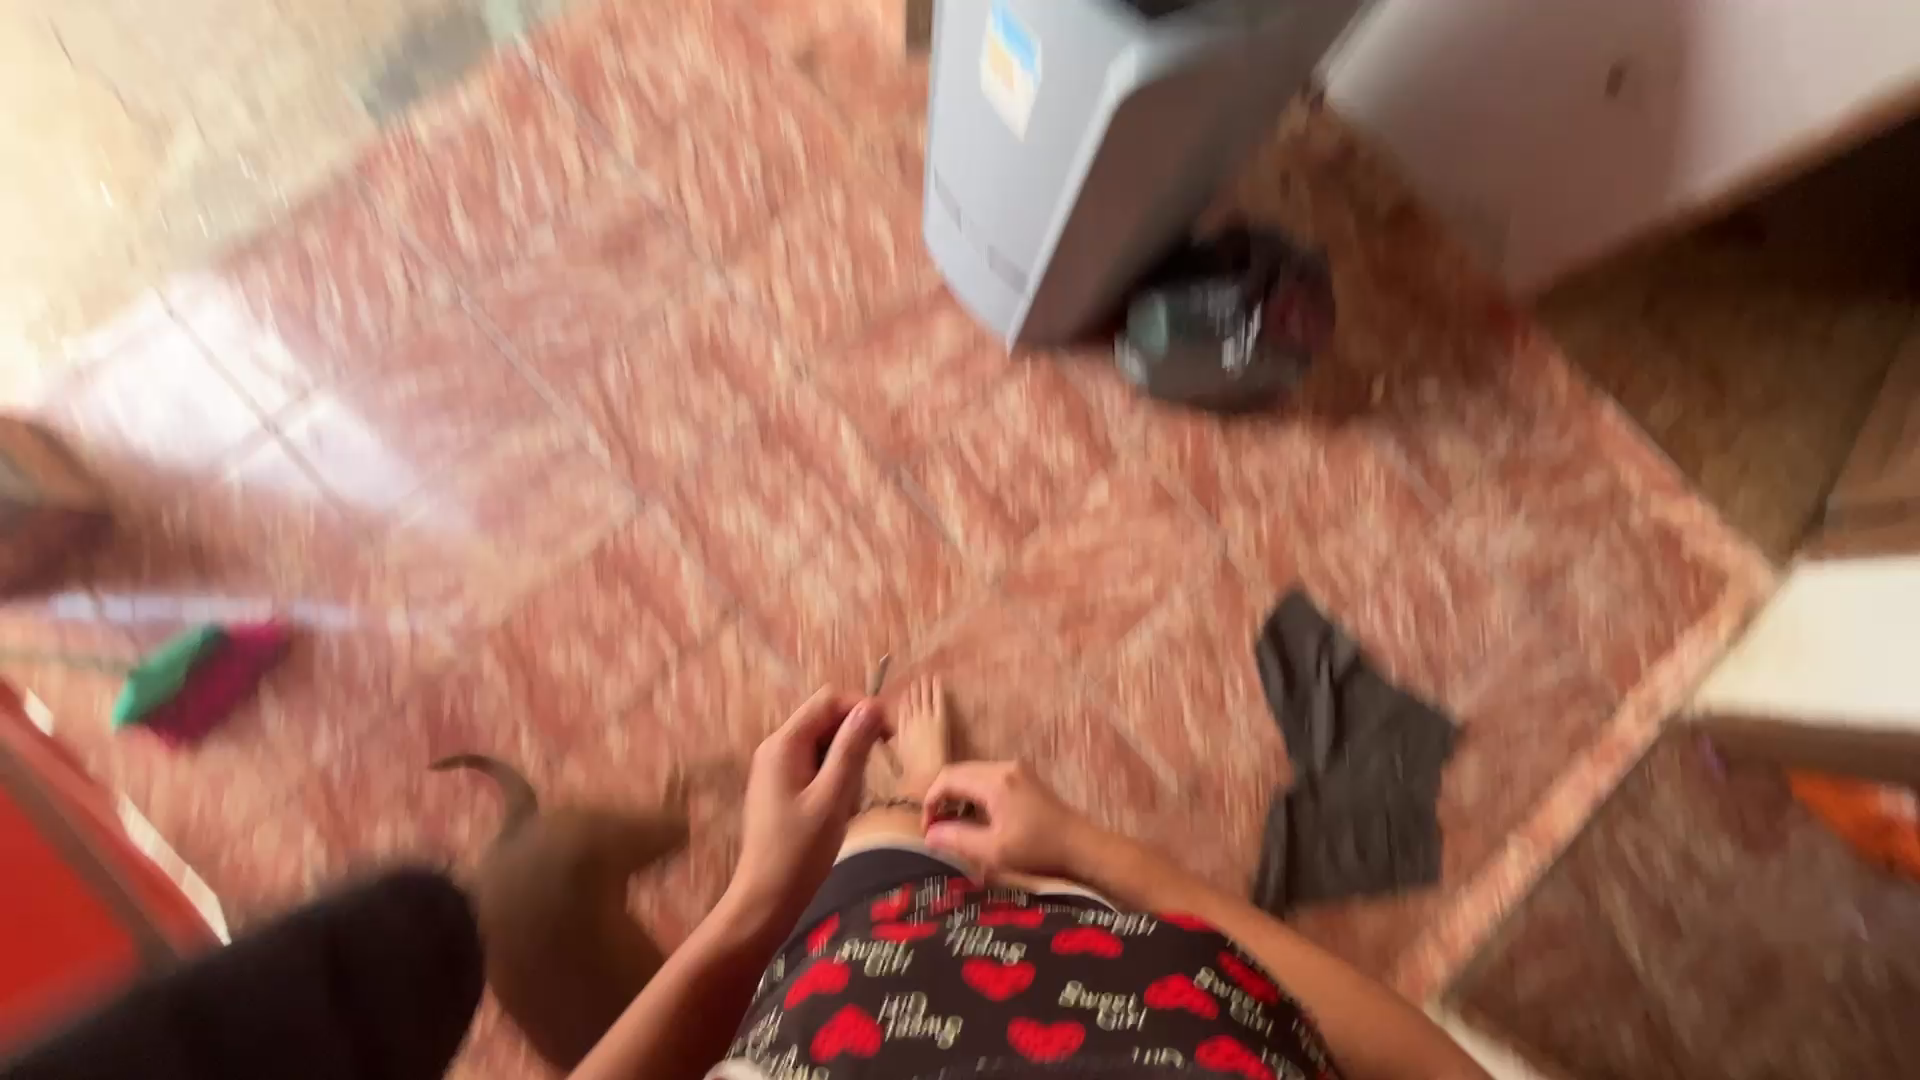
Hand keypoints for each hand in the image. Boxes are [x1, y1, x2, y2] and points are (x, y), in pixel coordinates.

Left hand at [724, 687, 889, 934]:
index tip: (891, 736)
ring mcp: (777, 767)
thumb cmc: (800, 851)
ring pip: (825, 743)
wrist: (766, 900)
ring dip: (847, 764)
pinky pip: (817, 765)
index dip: (863, 709)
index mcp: (785, 743)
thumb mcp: (833, 797)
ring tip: (850, 802)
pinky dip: (836, 779)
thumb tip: (872, 706)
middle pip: (827, 720)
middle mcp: (777, 747)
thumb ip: (852, 748)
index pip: (829, 700)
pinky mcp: (783, 786)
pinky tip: (839, 809)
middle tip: (871, 776)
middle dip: (855, 740)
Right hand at [920, 761, 1097, 880]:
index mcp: (994, 781)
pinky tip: (977, 816)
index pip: (948, 778)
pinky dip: (974, 792)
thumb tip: (929, 835)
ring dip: (958, 794)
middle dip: (941, 797)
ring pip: (972, 773)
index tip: (928, 829)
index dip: (930, 801)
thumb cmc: (1037, 850)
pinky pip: (987, 777)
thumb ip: (958, 839)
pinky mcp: (1023, 776)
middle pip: (958, 772)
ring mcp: (1015, 768)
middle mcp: (1003, 766)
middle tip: (937, 827)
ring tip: (954, 823)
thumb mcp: (994, 852)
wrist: (1080, 846)